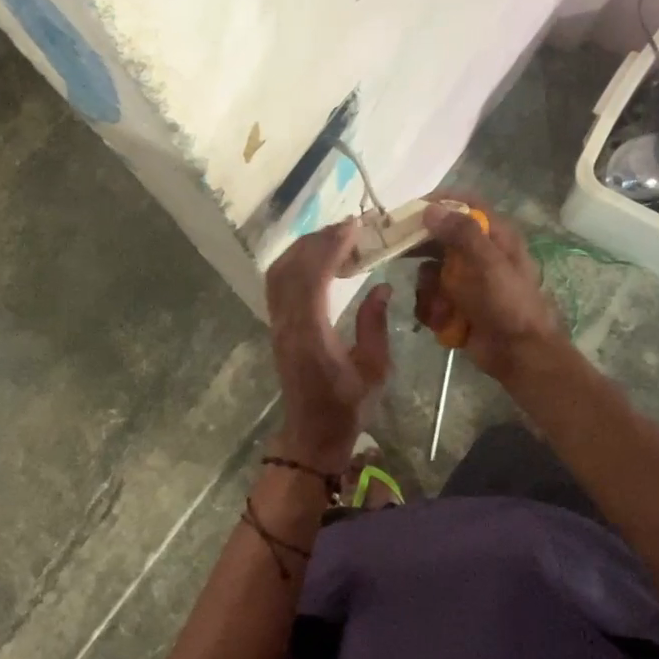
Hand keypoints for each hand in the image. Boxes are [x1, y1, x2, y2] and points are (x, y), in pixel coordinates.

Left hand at [264, 220, 392, 468]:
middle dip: (318, 241)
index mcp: (311, 335)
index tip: (353, 227)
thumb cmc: (348, 406)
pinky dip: (294, 262)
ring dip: (303, 248)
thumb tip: (382, 287)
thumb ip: (375, 325)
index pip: (312, 278)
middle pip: (291, 269)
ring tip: (334, 237)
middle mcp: (286, 324)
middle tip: (349, 226)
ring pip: (278, 273)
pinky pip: (277, 284)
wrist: (312, 432)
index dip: (330, 248)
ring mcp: (276, 324)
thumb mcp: (374, 369)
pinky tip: (316, 257)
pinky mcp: (275, 326)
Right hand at [413, 194, 560, 380]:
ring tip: (443, 306)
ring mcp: (464, 280)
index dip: (437, 202)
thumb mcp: (487, 264)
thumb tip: (429, 209)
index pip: (463, 204)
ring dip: (429, 290)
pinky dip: (432, 309)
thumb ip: (461, 233)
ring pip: (428, 271)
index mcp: (494, 236)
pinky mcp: (454, 303)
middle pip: (438, 238)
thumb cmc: (507, 303)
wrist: (518, 354)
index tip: (409, 210)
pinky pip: (429, 297)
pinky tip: (443, 320)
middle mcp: (477, 253)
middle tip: (398, 252)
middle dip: (419, 251)